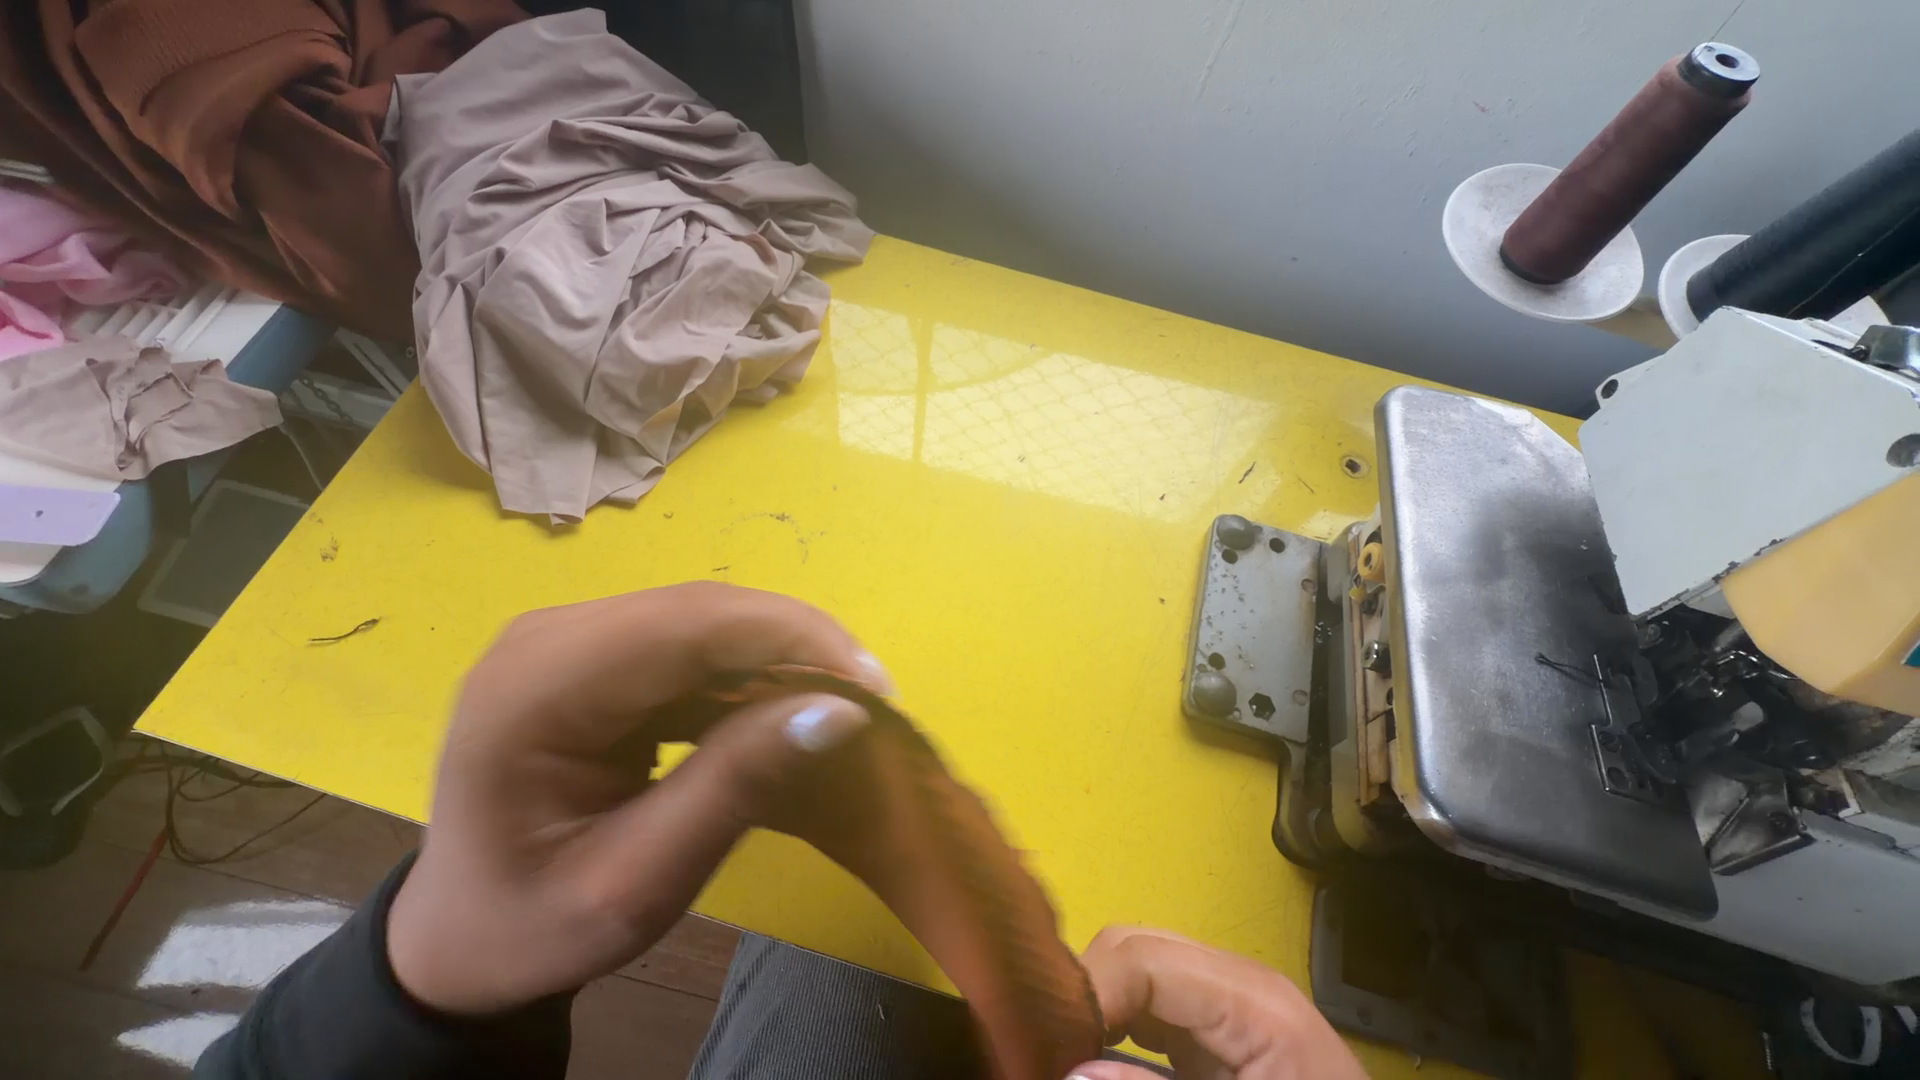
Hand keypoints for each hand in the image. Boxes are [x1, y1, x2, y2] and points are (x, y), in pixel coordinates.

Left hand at [385, 583, 890, 1014]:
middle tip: (872, 697)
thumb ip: (736, 787)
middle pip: (702, 610)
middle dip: (798, 642)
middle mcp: (549, 636)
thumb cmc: (535, 925)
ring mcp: (572, 637)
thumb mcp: (639, 882)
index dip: (792, 638)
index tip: (873, 688)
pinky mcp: (597, 652)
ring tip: (840, 702)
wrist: (464, 939)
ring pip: (706, 618)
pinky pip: (693, 641)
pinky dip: (750, 668)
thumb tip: (842, 710)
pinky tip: (783, 705)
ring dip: (781, 653)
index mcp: (534, 687)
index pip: (687, 625)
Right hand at [1069, 927, 1366, 1079]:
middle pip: (1133, 947)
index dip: (1087, 992)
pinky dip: (1118, 1020)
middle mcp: (1236, 979)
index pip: (1142, 958)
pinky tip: (1103, 1056)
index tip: (1048, 1045)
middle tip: (1052, 1051)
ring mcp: (1229, 998)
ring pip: (1136, 966)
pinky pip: (1153, 1001)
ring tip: (1067, 1051)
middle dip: (1085, 991)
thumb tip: (1073, 1071)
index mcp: (1251, 999)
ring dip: (1097, 1004)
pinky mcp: (1221, 1026)